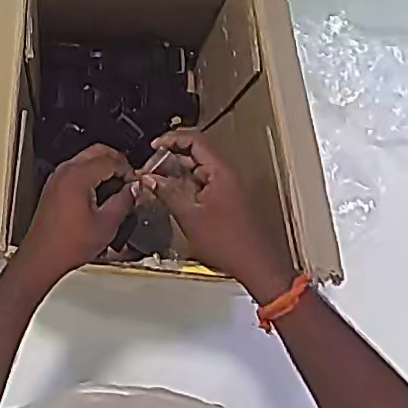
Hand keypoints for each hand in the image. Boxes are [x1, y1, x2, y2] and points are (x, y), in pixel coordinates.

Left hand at [11, 145, 136, 286]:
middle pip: (97, 151)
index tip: (136, 181)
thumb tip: (134, 190)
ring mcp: (57, 177)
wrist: (44, 255)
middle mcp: (65, 171)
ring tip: (118, 185)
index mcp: (78, 176)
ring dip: (103, 165)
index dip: (128, 169)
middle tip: (129, 177)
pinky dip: (91, 173)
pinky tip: (100, 192)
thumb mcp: (106, 224)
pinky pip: (76, 168)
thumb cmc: (68, 243)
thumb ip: (124, 201)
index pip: (110, 160)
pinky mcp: (54, 185)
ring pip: (85, 157)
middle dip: (117, 160)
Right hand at [142, 130, 295, 299]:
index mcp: (221, 171)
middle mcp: (228, 175)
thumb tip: (150, 178)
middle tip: (153, 165)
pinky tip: (175, 196)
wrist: (257, 267)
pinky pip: (206, 181)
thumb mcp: (189, 216)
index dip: (171, 139)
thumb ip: (166, 192)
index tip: (155, 146)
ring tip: (160, 182)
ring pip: (200, 168)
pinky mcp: (230, 199)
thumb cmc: (231, 244)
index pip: (195, 140)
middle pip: (197, 152)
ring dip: (179, 171)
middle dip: (172, 156)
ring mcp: (230, 186)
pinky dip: (189, 184)